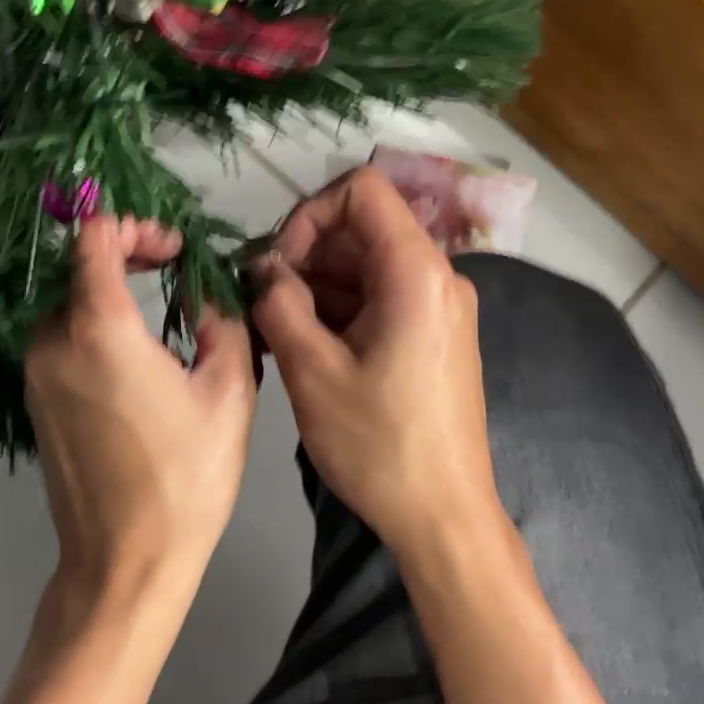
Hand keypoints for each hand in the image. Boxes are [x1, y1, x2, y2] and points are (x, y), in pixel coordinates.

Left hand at [26, 216, 257, 596]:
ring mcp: (34, 378)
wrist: (126, 559)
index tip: (173, 250)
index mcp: (96, 328)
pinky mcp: (34, 408)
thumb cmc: (186, 478)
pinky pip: (62, 351)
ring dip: (112, 304)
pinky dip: (95, 340)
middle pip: (79, 273)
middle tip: (177, 277)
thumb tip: (206, 293)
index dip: (135, 226)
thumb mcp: (229, 392)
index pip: (93, 235)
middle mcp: (50, 343)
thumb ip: (222, 320)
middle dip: (128, 262)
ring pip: (69, 313)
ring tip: (164, 326)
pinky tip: (136, 368)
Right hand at [252, 168, 501, 552]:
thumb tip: (263, 270)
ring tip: (274, 334)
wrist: (441, 512)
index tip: (274, 267)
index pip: (361, 191)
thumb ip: (280, 306)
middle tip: (261, 306)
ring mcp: (439, 312)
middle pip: (363, 232)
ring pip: (368, 272)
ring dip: (317, 291)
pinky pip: (382, 305)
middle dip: (305, 258)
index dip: (307, 215)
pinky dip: (341, 316)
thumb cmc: (376, 445)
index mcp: (415, 272)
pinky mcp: (434, 342)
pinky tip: (305, 351)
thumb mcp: (312, 373)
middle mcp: (437, 279)